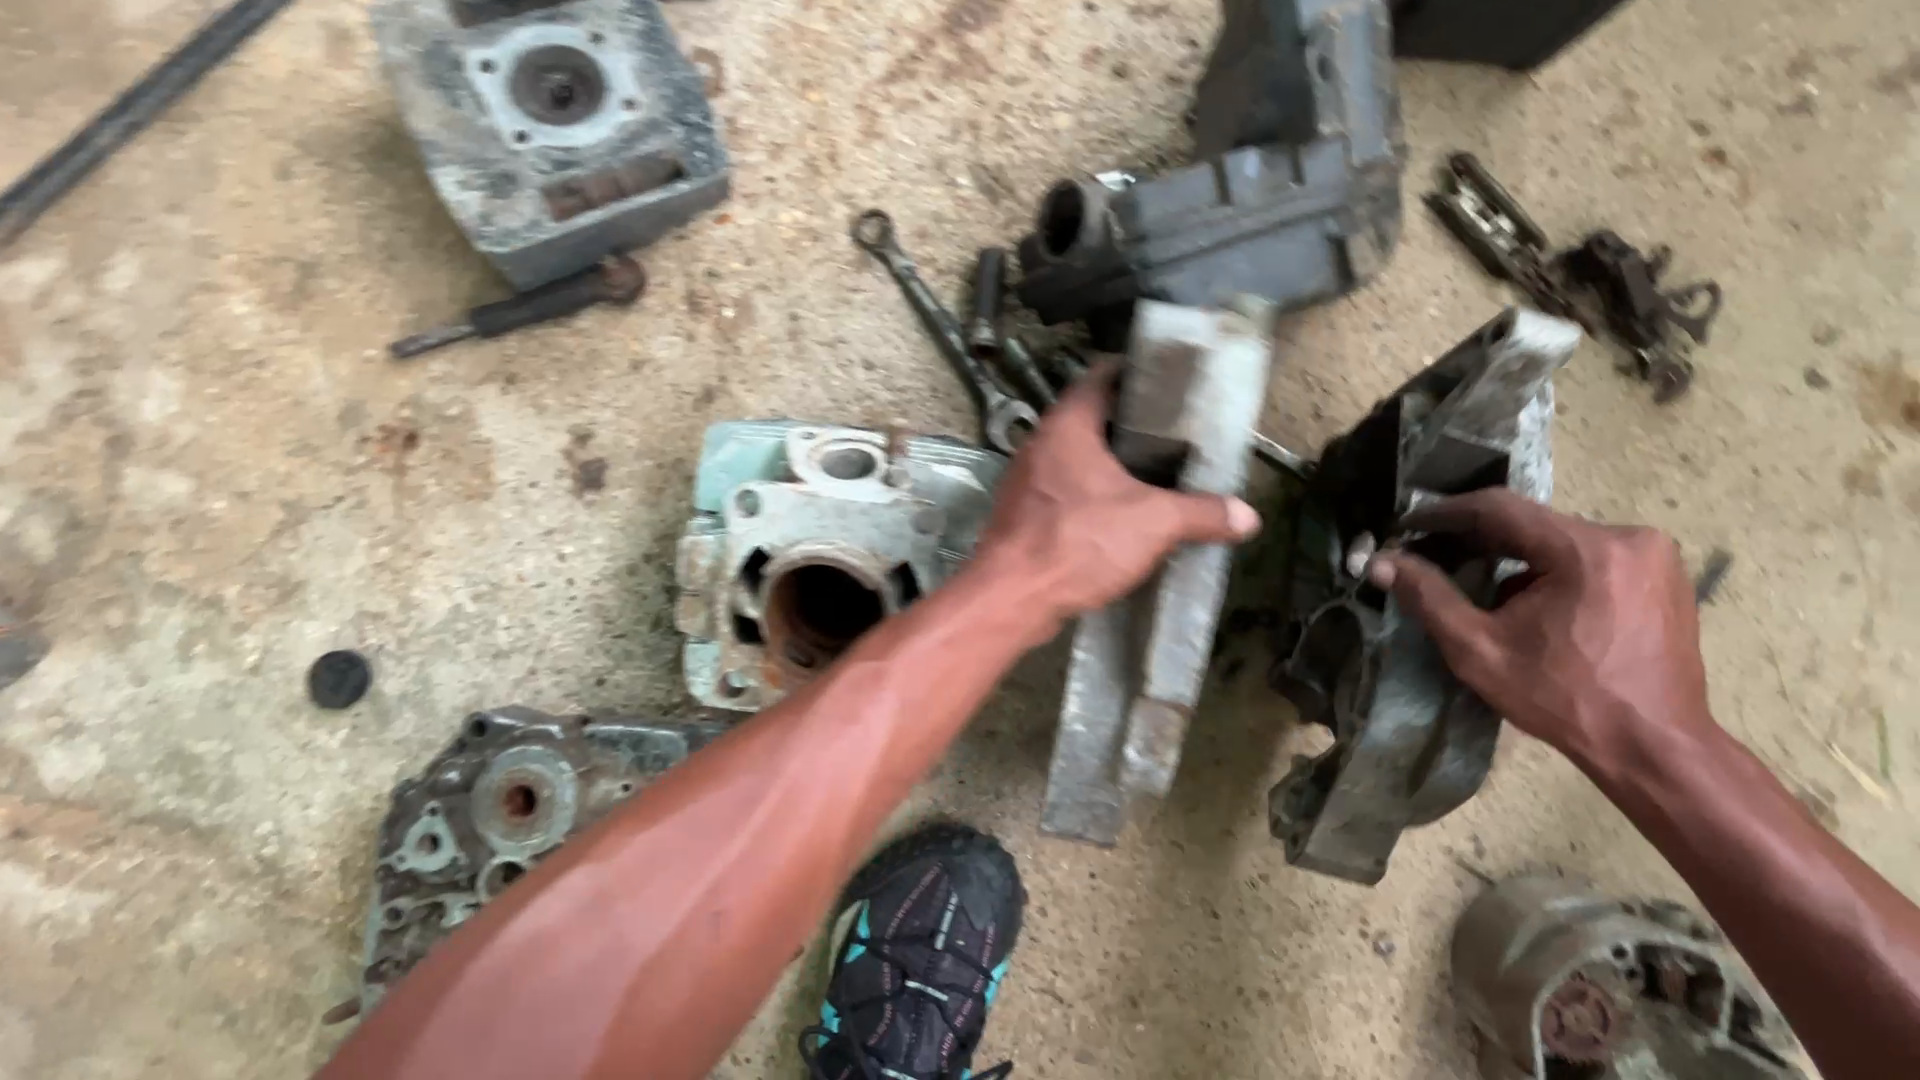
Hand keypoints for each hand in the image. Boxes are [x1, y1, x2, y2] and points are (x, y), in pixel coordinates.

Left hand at [972, 364, 1260, 619]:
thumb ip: (1201, 514)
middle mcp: (1040, 443)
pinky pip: (1063, 492)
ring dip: (1109, 465)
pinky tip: (1119, 515)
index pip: (1101, 376)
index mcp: (1067, 425)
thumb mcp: (1153, 523)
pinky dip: (1091, 496)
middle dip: (1130, 425)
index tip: (1170, 381)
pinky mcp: (1021, 514)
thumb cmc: (1078, 542)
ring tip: (1154, 474)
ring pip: (1075, 458)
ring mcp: (1025, 480)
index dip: (1136, 373)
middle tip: (1174, 433)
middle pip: (1089, 418)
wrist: (1011, 598)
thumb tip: (1248, 516)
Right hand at [1365, 489, 1709, 768]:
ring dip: (1513, 559)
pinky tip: (1525, 605)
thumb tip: (1381, 563)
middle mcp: (1629, 539)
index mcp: (1588, 550)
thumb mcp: (1479, 649)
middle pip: (1531, 524)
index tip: (1407, 525)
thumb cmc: (1563, 699)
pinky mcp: (1661, 577)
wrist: (1654, 747)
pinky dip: (1548, 571)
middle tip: (1430, 555)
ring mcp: (1653, 557)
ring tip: (1475, 588)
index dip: (1445, 513)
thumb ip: (1428, 597)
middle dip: (1477, 540)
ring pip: (1557, 541)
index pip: (1500, 508)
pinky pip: (1588, 557)